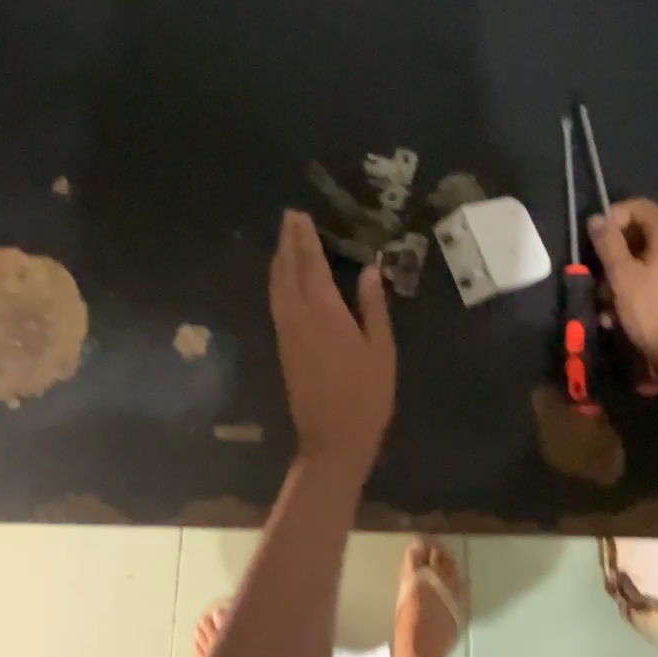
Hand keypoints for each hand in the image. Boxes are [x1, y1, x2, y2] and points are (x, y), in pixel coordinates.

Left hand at [269, 210, 396, 475]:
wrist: (332, 441)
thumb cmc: (367, 396)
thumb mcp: (381, 350)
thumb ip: (373, 307)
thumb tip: (368, 270)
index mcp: (326, 315)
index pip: (311, 266)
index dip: (305, 239)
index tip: (300, 216)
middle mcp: (299, 318)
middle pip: (288, 270)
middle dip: (288, 241)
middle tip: (289, 216)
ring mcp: (286, 332)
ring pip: (277, 286)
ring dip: (279, 258)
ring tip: (284, 237)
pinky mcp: (282, 345)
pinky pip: (276, 301)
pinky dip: (277, 280)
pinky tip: (282, 275)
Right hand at [587, 198, 657, 393]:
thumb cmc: (657, 313)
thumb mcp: (622, 277)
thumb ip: (608, 244)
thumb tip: (598, 219)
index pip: (638, 206)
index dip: (612, 218)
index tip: (595, 244)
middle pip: (646, 234)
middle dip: (617, 255)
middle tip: (599, 280)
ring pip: (654, 260)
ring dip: (628, 277)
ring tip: (609, 307)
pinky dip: (646, 287)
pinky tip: (631, 314)